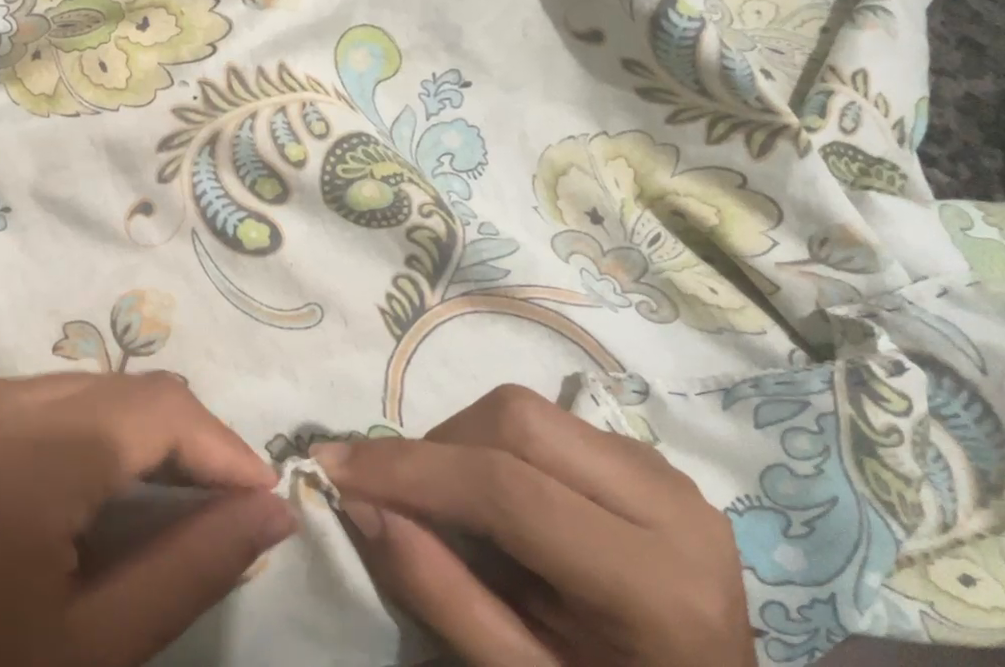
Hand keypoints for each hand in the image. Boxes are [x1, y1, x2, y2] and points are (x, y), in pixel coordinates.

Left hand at [0, 373, 295, 666]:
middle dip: (171, 442)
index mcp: (23, 454)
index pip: (156, 406)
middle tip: (205, 509)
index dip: (221, 446)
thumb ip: (191, 567)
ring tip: (127, 508)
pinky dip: (51, 432)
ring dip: (111, 435)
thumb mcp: (90, 647)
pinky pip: (7, 398)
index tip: (258, 497)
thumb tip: (270, 510)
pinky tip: (49, 493)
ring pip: (62, 389)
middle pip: (110, 390)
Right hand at [314, 385, 753, 666]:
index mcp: (654, 586)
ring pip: (528, 409)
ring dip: (461, 443)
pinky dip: (493, 446)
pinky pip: (548, 422)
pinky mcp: (650, 461)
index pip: (508, 490)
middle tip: (393, 498)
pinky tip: (496, 502)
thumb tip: (359, 504)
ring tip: (447, 505)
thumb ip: (440, 593)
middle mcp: (674, 509)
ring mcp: (668, 476)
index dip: (408, 470)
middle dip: (435, 448)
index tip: (330, 467)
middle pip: (518, 421)